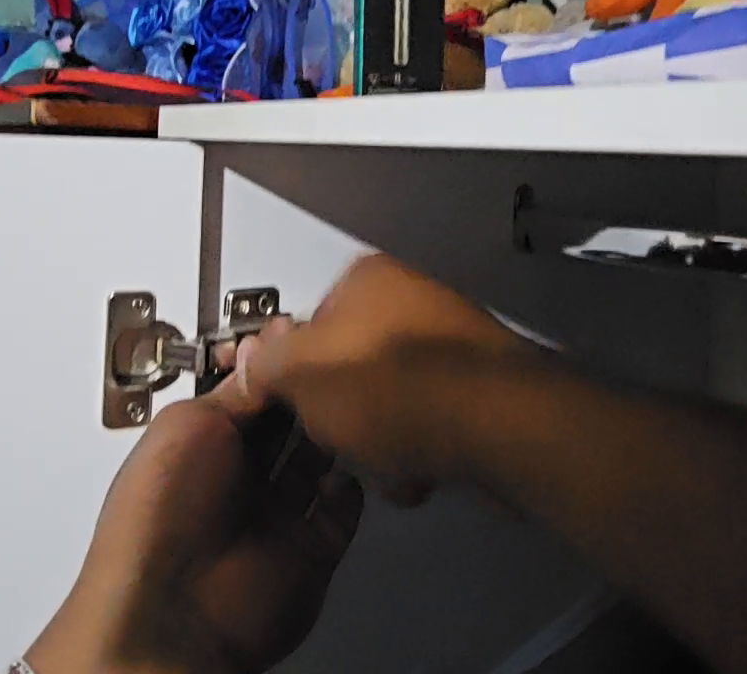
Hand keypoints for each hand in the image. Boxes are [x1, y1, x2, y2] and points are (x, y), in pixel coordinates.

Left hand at [28, 322, 362, 673]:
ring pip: (318, 458)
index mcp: (205, 443)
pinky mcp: (310, 549)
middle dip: (308, 393)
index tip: (303, 337)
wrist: (172, 613)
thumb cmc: (159, 515)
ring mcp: (276, 513)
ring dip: (332, 432)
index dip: (277, 364)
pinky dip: (350, 488)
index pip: (253, 391)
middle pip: (288, 421)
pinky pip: (342, 510)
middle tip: (331, 365)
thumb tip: (266, 353)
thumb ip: (238, 387)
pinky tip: (346, 470)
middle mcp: (241, 475)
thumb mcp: (191, 425)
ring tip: (343, 407)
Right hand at [254, 255, 533, 502]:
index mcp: (365, 279)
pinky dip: (417, 449)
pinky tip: (421, 469)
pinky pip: (425, 420)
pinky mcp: (476, 385)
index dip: (294, 374)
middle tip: (344, 439)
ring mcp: (447, 341)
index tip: (296, 409)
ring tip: (390, 460)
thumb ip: (267, 366)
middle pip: (347, 369)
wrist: (496, 424)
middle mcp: (409, 299)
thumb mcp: (304, 374)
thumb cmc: (390, 387)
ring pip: (385, 402)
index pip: (306, 327)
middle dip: (342, 416)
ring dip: (378, 442)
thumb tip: (250, 363)